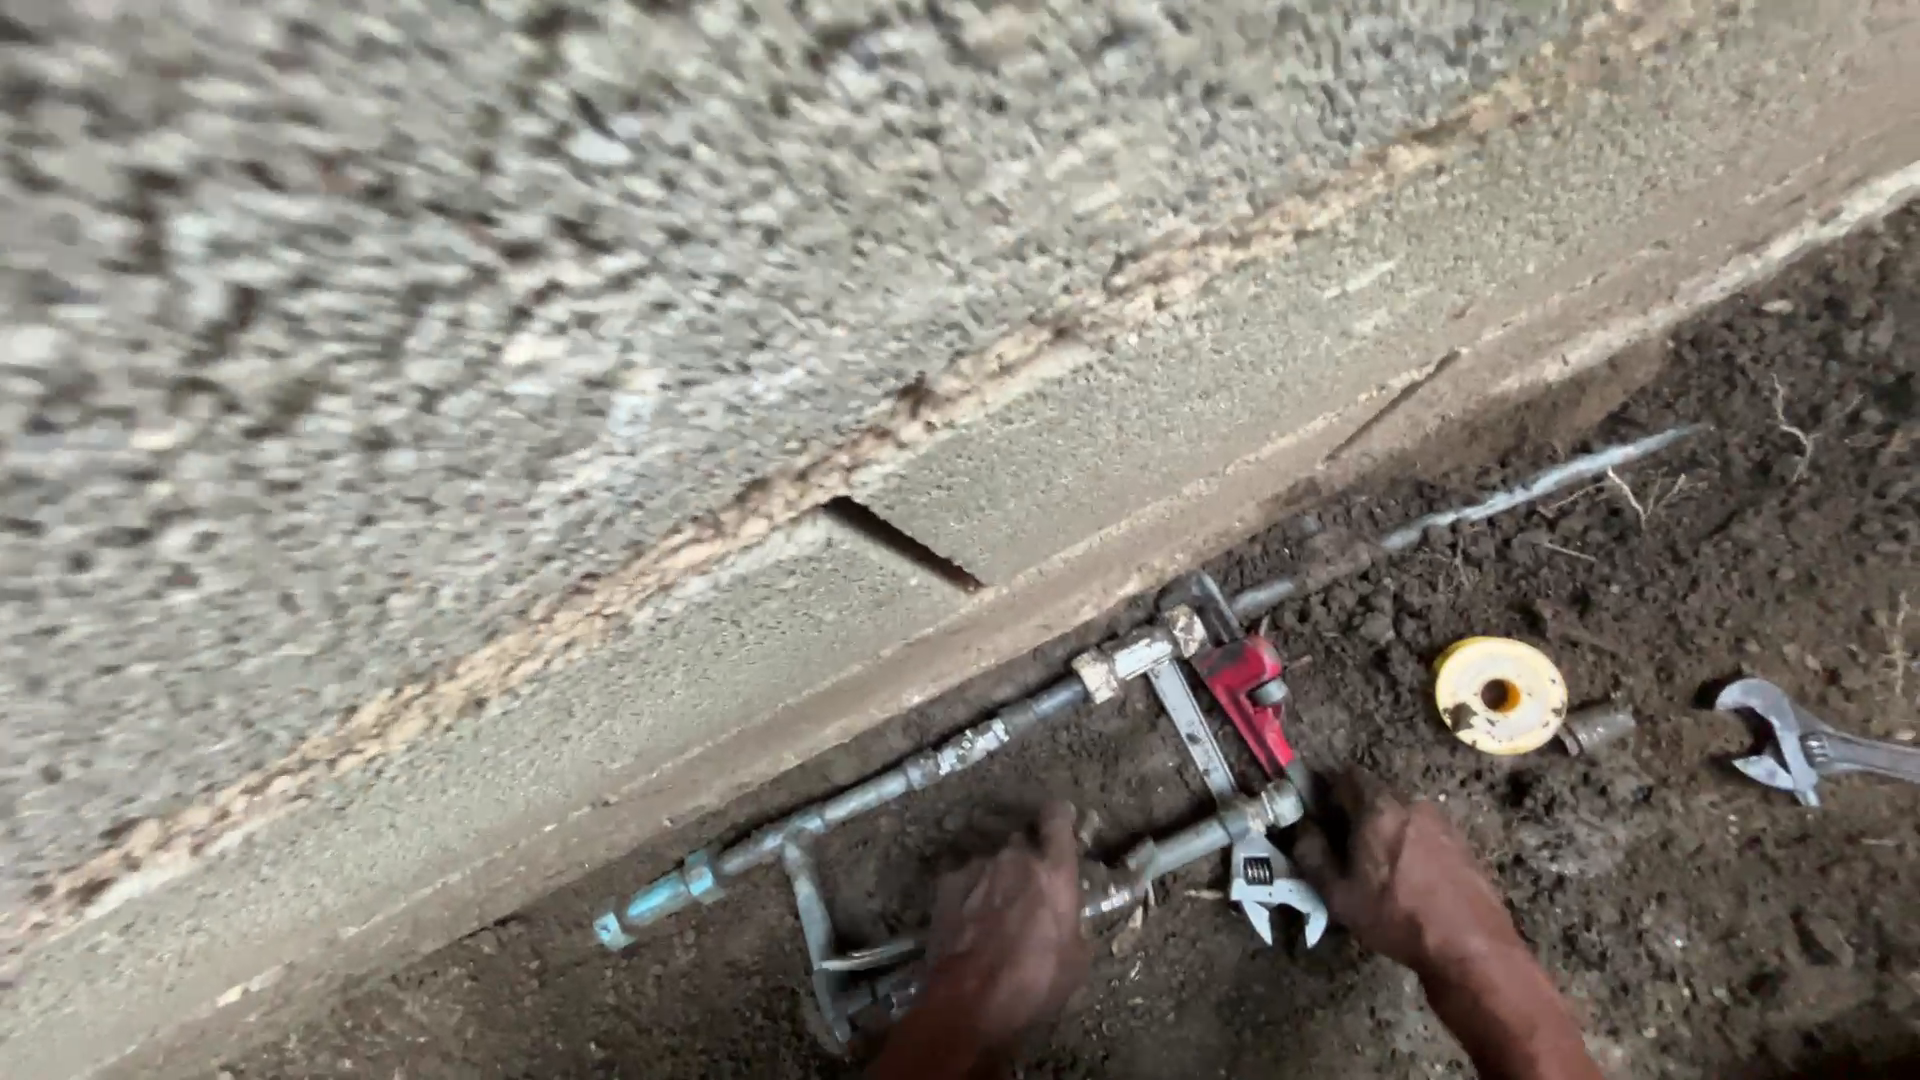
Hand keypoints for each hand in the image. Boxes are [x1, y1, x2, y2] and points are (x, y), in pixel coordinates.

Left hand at [920, 801, 1090, 1048]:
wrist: (970, 999)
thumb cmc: (1034, 983)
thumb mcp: (1076, 960)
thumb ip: (1071, 921)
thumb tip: (1063, 916)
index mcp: (1053, 872)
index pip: (1057, 818)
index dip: (1058, 817)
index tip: (1059, 820)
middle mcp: (1015, 857)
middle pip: (1022, 843)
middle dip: (1026, 861)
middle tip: (1026, 892)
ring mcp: (978, 866)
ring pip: (992, 862)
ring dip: (996, 879)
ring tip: (993, 915)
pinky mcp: (948, 881)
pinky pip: (965, 878)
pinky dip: (969, 892)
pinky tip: (967, 919)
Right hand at [1292, 770, 1521, 975]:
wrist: (1474, 951)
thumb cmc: (1397, 918)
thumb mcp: (1338, 895)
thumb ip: (1311, 854)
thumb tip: (1304, 829)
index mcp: (1376, 807)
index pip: (1344, 774)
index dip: (1327, 789)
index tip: (1319, 813)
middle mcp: (1410, 804)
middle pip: (1374, 792)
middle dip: (1356, 810)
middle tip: (1345, 843)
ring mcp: (1442, 823)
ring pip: (1401, 812)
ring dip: (1385, 826)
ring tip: (1380, 864)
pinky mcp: (1463, 844)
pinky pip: (1424, 831)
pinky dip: (1410, 842)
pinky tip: (1411, 876)